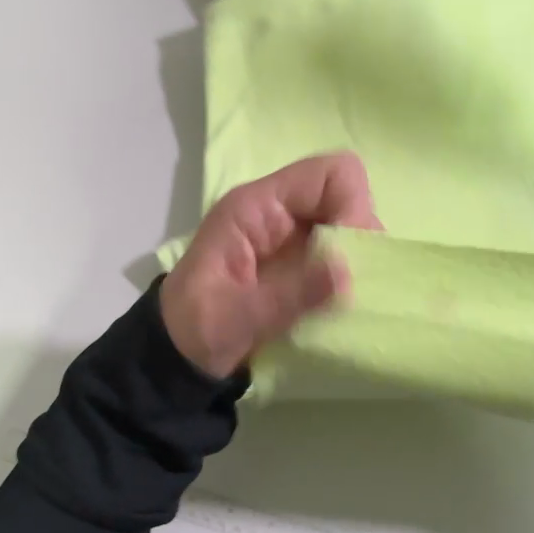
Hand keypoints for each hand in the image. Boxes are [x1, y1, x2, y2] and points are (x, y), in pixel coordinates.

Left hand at [161, 153, 381, 378]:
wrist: (175, 358)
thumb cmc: (195, 331)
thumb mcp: (238, 317)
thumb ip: (291, 294)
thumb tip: (347, 271)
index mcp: (255, 209)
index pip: (328, 175)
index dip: (353, 206)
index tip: (352, 256)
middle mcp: (275, 214)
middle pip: (342, 196)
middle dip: (358, 236)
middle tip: (355, 283)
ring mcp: (286, 240)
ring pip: (342, 226)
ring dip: (354, 258)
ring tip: (349, 297)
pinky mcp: (294, 267)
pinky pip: (334, 256)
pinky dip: (345, 276)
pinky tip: (340, 304)